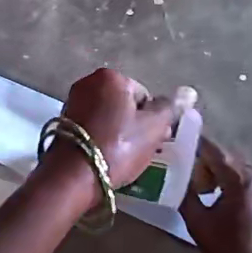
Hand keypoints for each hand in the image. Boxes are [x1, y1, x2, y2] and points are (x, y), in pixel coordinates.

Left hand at [49, 68, 176, 188]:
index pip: (144, 95)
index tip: (153, 140)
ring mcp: (72, 101)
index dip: (152, 119)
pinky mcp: (62, 121)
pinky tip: (105, 156)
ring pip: (107, 115)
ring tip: (123, 157)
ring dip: (118, 131)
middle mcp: (88, 82)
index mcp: (110, 76)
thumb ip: (170, 108)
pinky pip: (91, 126)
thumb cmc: (118, 147)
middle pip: (124, 103)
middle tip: (141, 150)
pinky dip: (101, 137)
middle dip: (135, 124)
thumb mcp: (153, 128)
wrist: (73, 176)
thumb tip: (189, 92)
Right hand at [178, 138, 251, 252]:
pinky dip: (231, 181)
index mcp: (242, 179)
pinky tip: (218, 197)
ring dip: (217, 171)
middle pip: (225, 155)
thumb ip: (185, 194)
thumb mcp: (199, 226)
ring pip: (236, 166)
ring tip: (198, 186)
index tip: (171, 143)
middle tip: (181, 171)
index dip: (191, 143)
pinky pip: (247, 178)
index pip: (212, 148)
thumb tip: (173, 174)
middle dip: (203, 160)